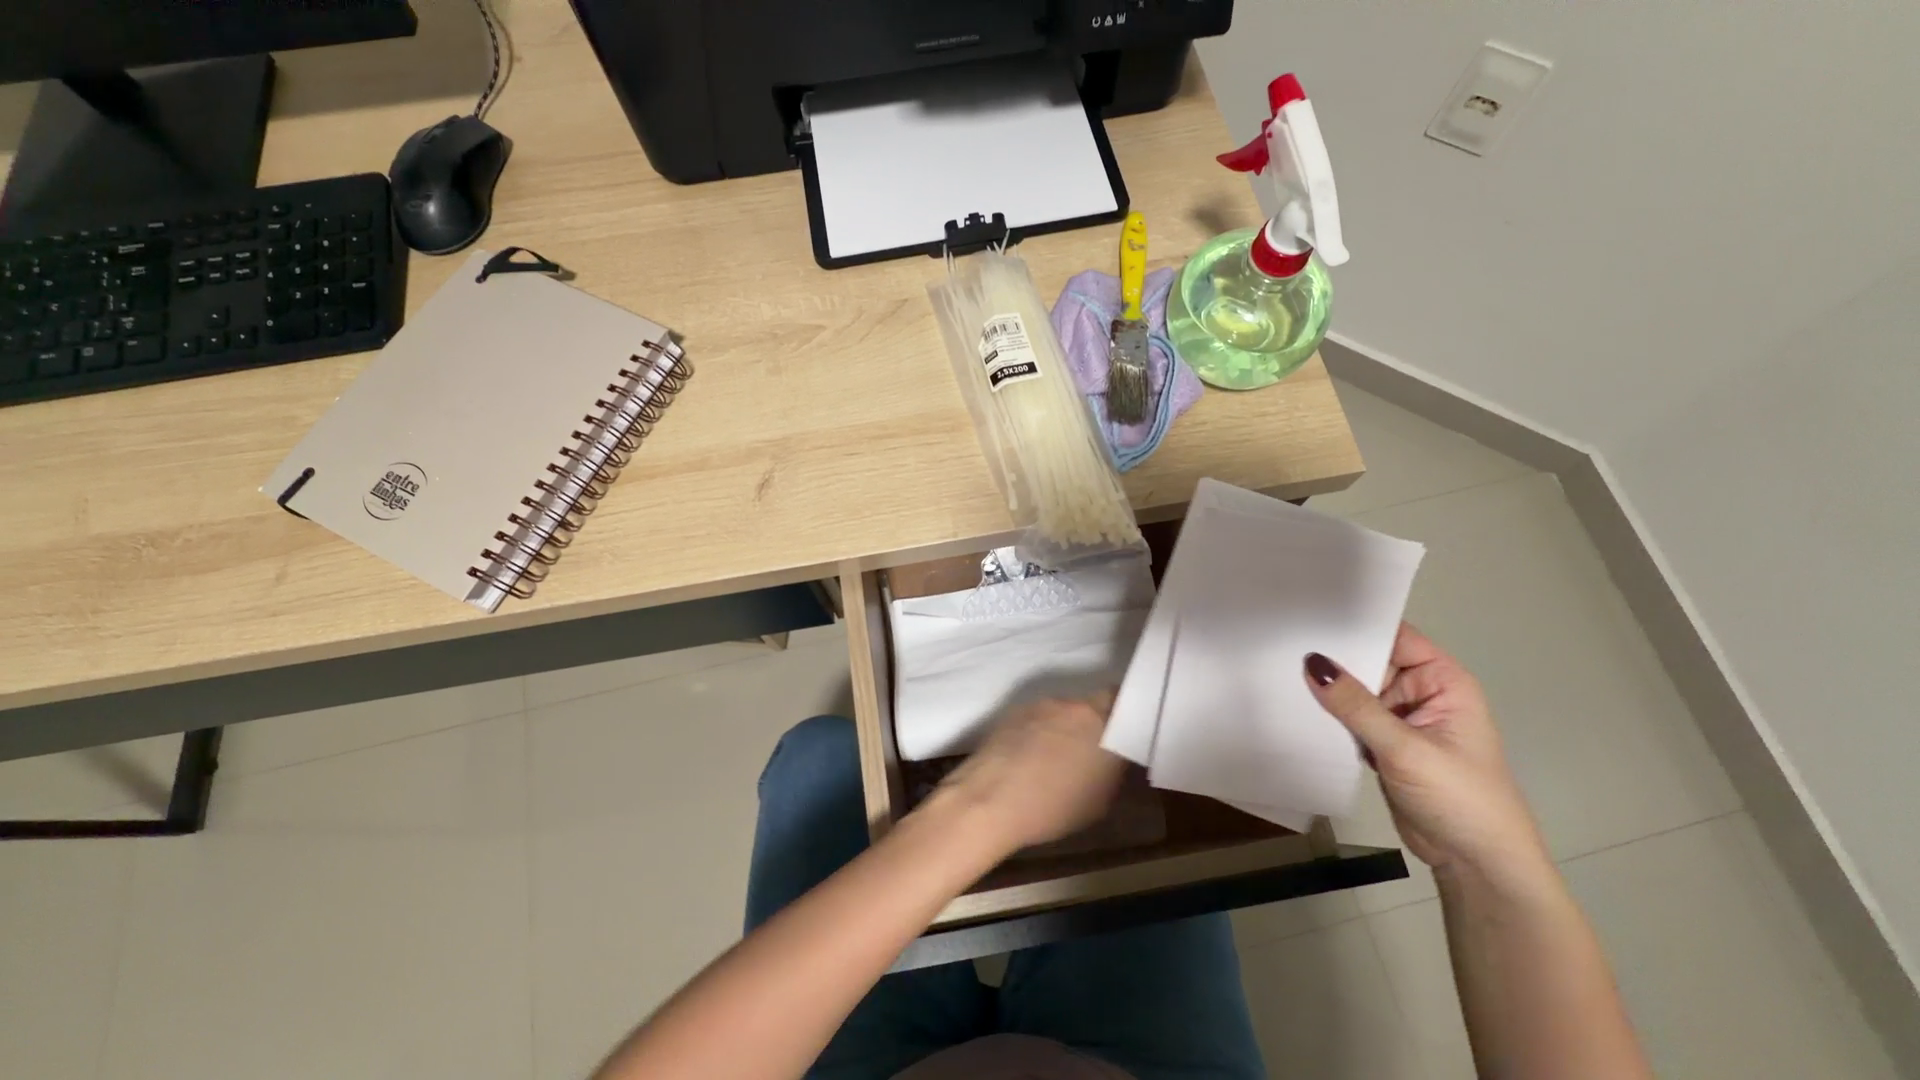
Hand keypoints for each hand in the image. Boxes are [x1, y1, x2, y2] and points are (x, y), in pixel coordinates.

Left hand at [930, 693, 1126, 855]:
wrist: (987, 801)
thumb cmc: (1051, 808)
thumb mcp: (1100, 801)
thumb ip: (1113, 770)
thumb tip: (1113, 759)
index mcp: (1103, 723)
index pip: (1126, 701)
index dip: (1127, 715)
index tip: (1128, 733)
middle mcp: (1074, 705)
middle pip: (1094, 705)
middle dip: (1096, 724)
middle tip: (1093, 752)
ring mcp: (1040, 705)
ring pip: (1064, 711)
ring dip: (1066, 728)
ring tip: (1056, 760)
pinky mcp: (1013, 712)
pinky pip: (1038, 718)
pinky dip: (1039, 732)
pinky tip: (1030, 759)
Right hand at [1305, 625, 1548, 881]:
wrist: (1476, 862)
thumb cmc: (1458, 797)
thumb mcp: (1405, 749)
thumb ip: (1356, 706)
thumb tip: (1313, 662)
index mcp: (1443, 681)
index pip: (1396, 638)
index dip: (1358, 626)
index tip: (1311, 614)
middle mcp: (1423, 694)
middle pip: (1371, 663)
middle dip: (1335, 659)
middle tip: (1281, 644)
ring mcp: (1402, 721)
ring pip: (1357, 694)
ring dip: (1328, 692)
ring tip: (1277, 671)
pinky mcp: (1385, 747)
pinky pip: (1351, 722)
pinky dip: (1330, 719)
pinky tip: (1295, 709)